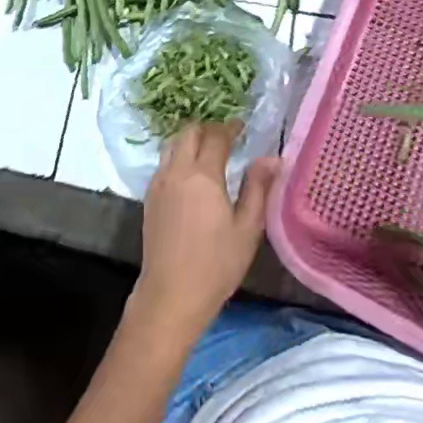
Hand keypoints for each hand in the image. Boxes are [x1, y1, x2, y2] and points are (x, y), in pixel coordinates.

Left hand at [130, 123, 280, 340]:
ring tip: (208, 151)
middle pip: (189, 132)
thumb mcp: (247, 228)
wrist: (171, 295)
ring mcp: (159, 183)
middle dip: (208, 128)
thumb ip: (258, 188)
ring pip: (172, 144)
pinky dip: (178, 156)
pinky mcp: (150, 197)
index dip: (230, 128)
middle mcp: (177, 171)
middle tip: (226, 137)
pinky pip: (164, 162)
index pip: (216, 136)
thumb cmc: (216, 264)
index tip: (243, 127)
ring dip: (190, 139)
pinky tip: (191, 174)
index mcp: (203, 175)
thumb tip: (272, 159)